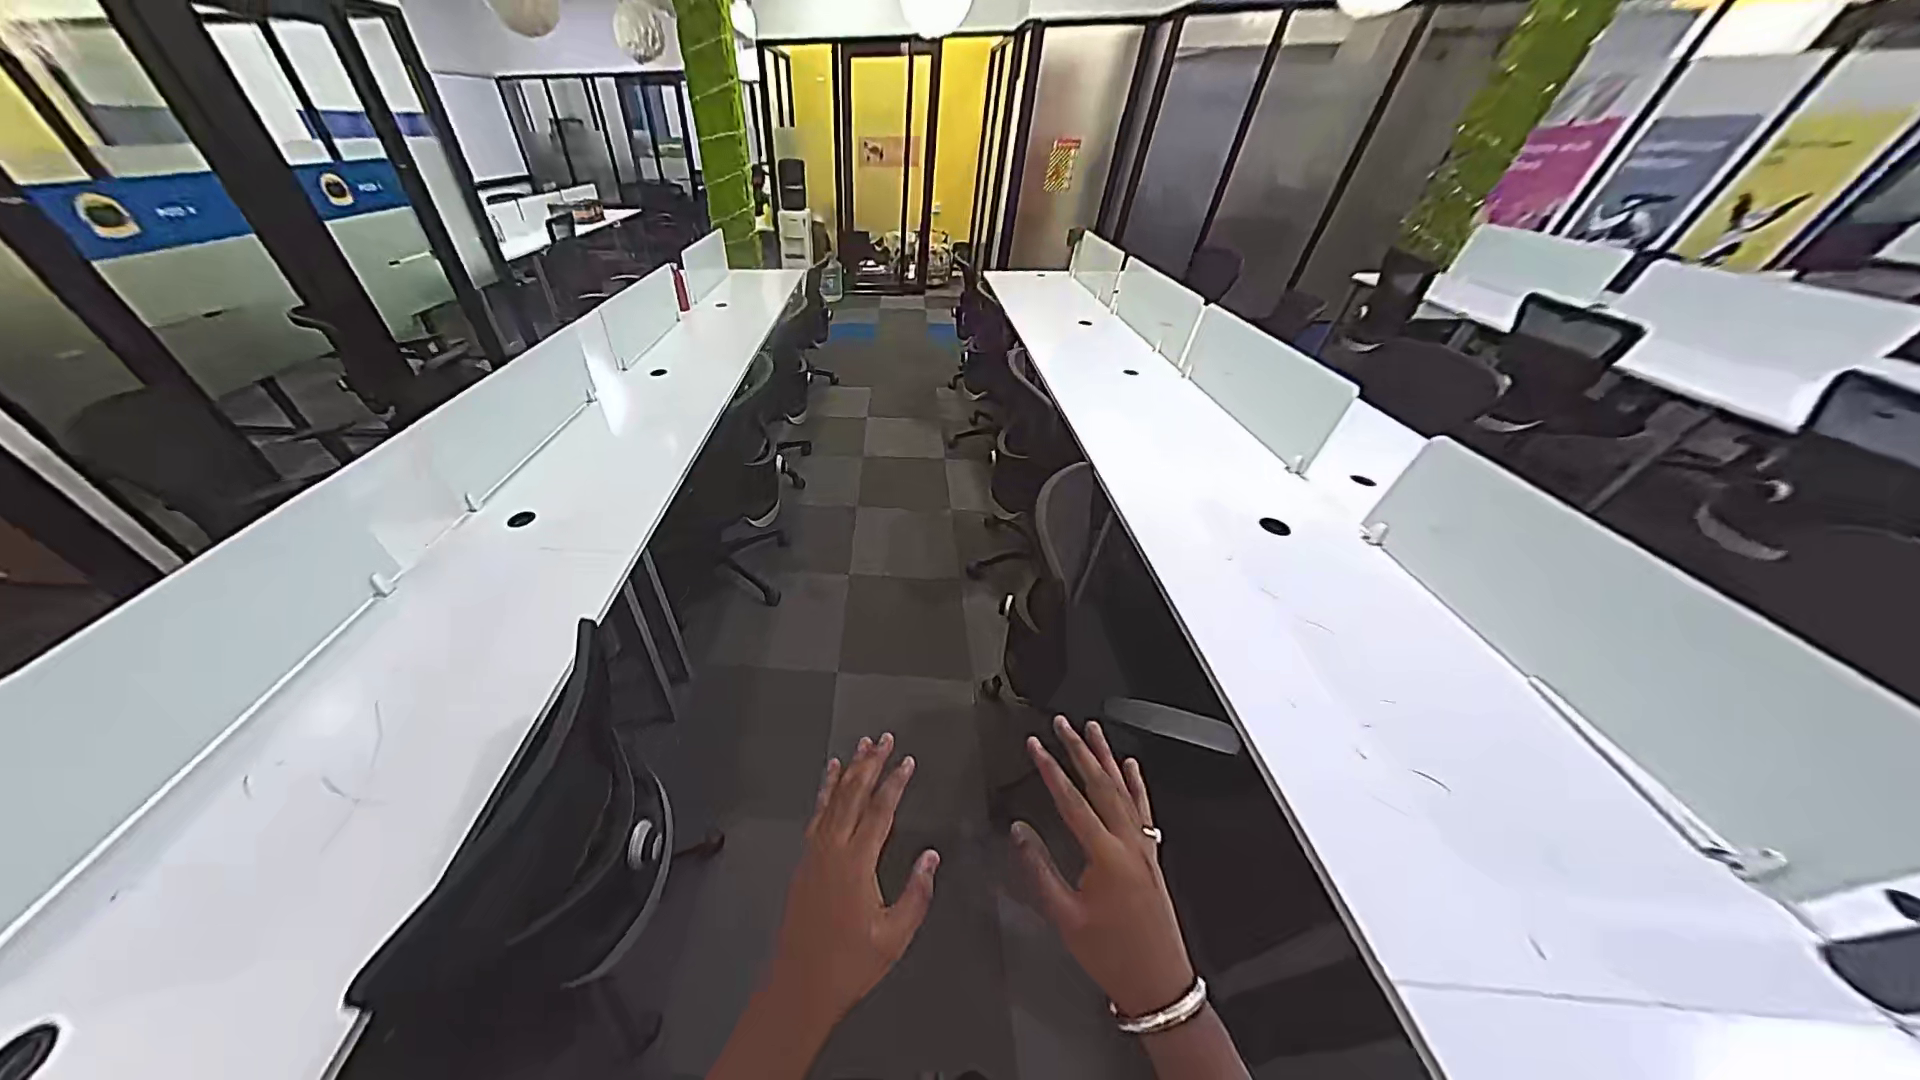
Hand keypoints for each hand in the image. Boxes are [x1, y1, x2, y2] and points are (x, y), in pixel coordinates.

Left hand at [765, 733, 938, 1025]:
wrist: (799, 987)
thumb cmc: (850, 964)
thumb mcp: (894, 936)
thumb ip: (916, 893)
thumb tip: (931, 856)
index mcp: (856, 863)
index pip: (880, 811)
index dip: (895, 782)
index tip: (907, 761)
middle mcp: (833, 849)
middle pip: (854, 794)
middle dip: (871, 764)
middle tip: (884, 739)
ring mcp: (814, 851)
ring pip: (833, 799)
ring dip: (849, 770)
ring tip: (860, 745)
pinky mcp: (804, 859)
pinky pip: (816, 813)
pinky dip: (825, 790)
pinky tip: (830, 776)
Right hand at [1012, 716, 1195, 1016]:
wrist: (1158, 983)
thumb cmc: (1112, 955)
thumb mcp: (1065, 917)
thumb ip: (1039, 869)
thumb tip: (1019, 832)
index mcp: (1105, 856)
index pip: (1072, 800)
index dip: (1050, 769)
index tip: (1036, 746)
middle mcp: (1128, 843)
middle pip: (1100, 784)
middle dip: (1078, 750)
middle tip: (1063, 725)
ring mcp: (1143, 846)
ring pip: (1123, 790)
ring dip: (1106, 757)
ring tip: (1093, 731)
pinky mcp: (1151, 854)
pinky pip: (1143, 809)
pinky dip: (1136, 784)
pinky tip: (1131, 766)